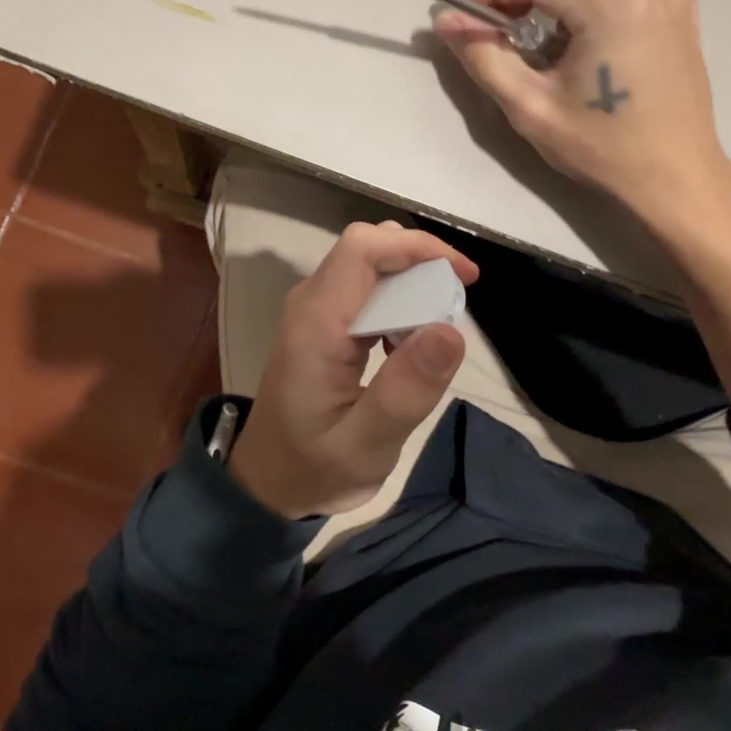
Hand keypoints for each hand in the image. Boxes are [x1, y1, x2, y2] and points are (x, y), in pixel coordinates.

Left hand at [227, 222, 478, 518]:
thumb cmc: (312, 469)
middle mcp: (310, 304)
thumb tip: (450, 331)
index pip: (363, 250)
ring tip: (439, 329)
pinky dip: (399, 302)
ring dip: (412, 283)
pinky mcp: (321, 323)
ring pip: (368, 266)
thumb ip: (404, 393)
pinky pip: (365, 290)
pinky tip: (411, 344)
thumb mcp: (364, 448)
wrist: (266, 482)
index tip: (465, 276)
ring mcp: (313, 311)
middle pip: (368, 250)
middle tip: (456, 307)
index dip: (416, 247)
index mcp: (316, 324)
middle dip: (420, 264)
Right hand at [434, 0, 727, 221]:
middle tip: (485, 23)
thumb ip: (483, 56)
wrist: (675, 176)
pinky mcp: (678, 6)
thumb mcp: (530, 106)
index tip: (453, 6)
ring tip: (523, 32)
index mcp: (611, 2)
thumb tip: (446, 20)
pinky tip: (569, 34)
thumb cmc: (602, 147)